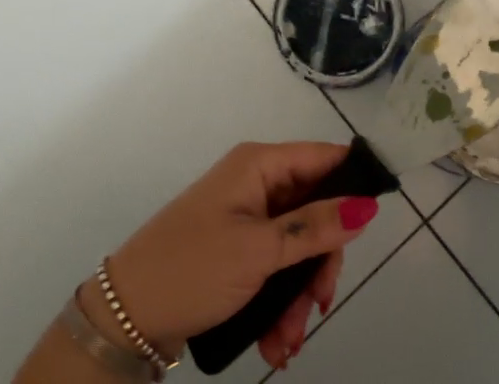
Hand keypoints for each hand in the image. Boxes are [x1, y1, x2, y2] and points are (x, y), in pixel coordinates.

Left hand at [90, 142, 380, 370]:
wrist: (125, 316)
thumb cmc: (193, 268)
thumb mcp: (259, 250)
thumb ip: (315, 227)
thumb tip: (366, 204)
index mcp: (258, 165)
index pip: (323, 157)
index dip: (353, 183)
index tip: (373, 222)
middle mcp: (254, 184)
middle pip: (315, 211)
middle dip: (319, 265)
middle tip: (320, 302)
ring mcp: (244, 219)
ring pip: (297, 249)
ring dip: (299, 296)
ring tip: (288, 340)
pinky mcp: (235, 251)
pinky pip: (274, 269)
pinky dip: (279, 304)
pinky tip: (276, 342)